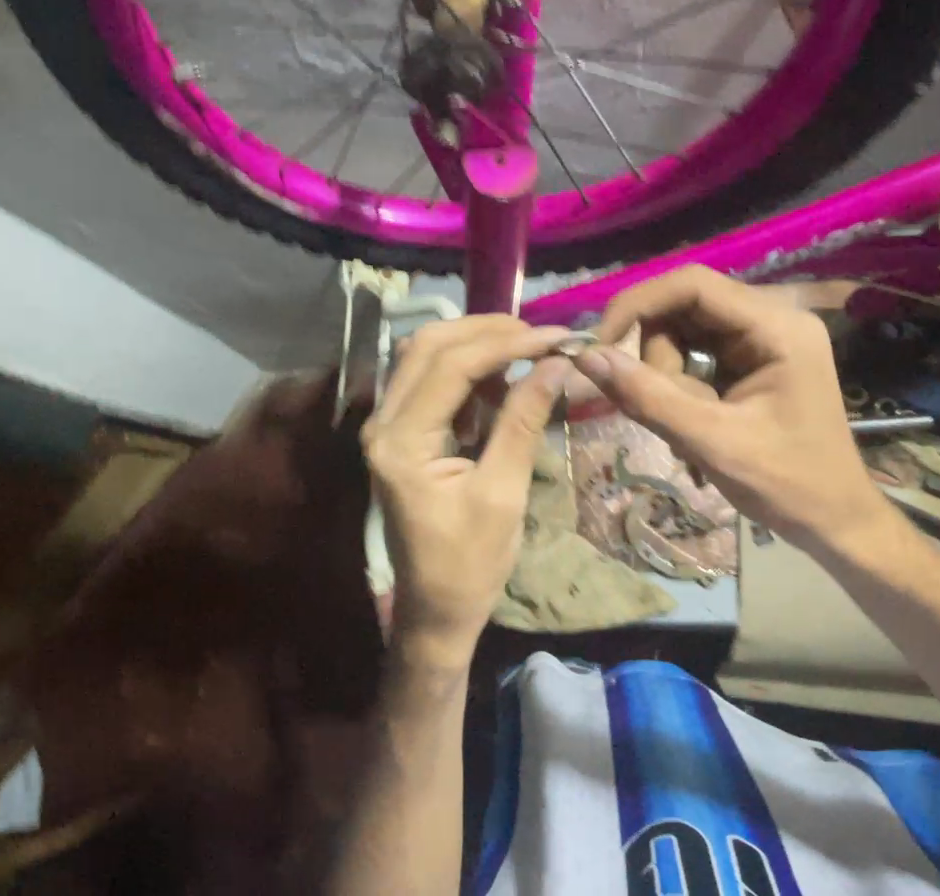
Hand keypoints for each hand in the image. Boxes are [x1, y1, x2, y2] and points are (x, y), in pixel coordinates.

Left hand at [361, 317, 573, 668]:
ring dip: (475, 346)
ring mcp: (386, 427)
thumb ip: (522, 423)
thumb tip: (556, 364)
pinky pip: (428, 382)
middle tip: (541, 335)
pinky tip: (502, 382)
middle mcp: (382, 423)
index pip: (451, 366)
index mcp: (400, 442)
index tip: (557, 336)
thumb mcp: (502, 494)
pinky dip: (466, 372)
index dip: (506, 343)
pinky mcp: (399, 434)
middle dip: (487, 332)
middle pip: (429, 347)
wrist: (434, 609)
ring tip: (529, 353)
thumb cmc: (469, 564)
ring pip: (425, 358)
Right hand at [573, 266, 894, 556]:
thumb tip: (584, 357)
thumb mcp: (710, 441)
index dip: (637, 305)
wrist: (834, 521)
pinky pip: (691, 351)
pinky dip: (676, 383)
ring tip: (684, 423)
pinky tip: (690, 418)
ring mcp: (761, 338)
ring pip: (680, 330)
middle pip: (682, 307)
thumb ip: (647, 396)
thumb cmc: (786, 484)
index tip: (600, 346)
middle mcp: (771, 318)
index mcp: (778, 327)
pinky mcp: (749, 358)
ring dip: (665, 374)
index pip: (692, 285)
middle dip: (655, 354)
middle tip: (656, 405)